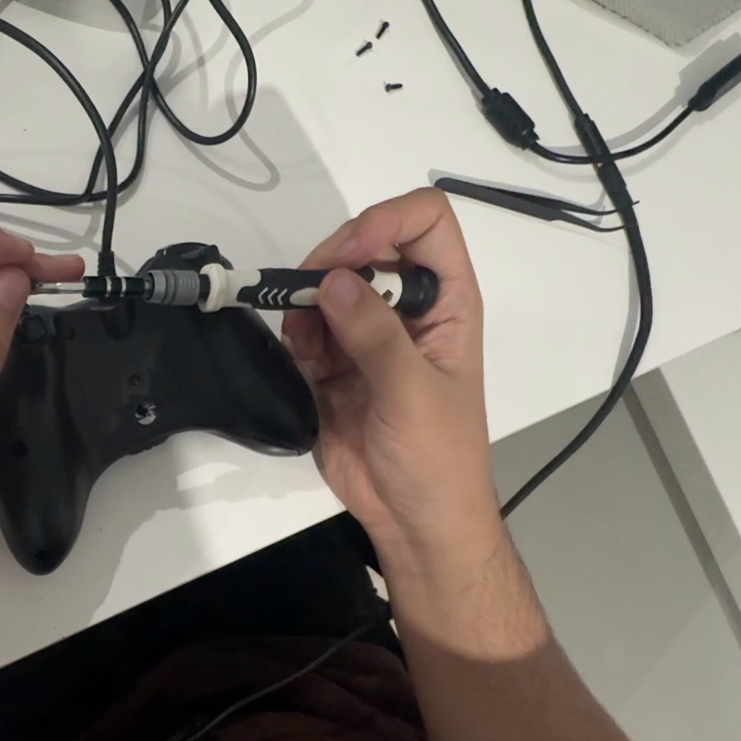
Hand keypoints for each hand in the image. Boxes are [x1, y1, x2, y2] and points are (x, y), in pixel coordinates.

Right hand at [280, 189, 498, 562]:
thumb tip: (332, 282)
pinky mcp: (332, 370)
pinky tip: (301, 360)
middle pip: (366, 249)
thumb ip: (374, 335)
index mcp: (445, 302)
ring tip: (303, 342)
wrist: (411, 516)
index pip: (425, 223)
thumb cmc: (436, 455)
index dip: (385, 223)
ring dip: (306, 305)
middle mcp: (405, 311)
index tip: (346, 259)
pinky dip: (295, 337)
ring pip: (327, 291)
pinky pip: (306, 333)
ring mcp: (366, 340)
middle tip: (304, 295)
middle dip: (331, 263)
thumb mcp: (412, 391)